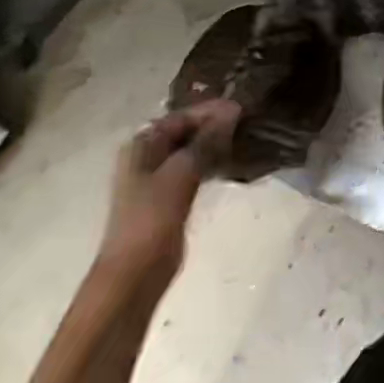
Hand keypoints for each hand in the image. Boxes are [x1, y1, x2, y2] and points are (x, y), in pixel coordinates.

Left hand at [101, 99, 240, 289]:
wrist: (134, 275)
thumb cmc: (152, 218)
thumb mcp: (181, 172)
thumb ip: (207, 140)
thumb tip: (232, 110)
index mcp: (142, 144)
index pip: (182, 116)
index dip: (211, 110)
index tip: (243, 108)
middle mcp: (147, 156)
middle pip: (186, 131)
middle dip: (215, 126)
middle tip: (249, 123)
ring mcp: (156, 179)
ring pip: (191, 151)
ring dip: (215, 144)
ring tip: (245, 139)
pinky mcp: (168, 198)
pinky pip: (193, 170)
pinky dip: (211, 164)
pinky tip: (232, 163)